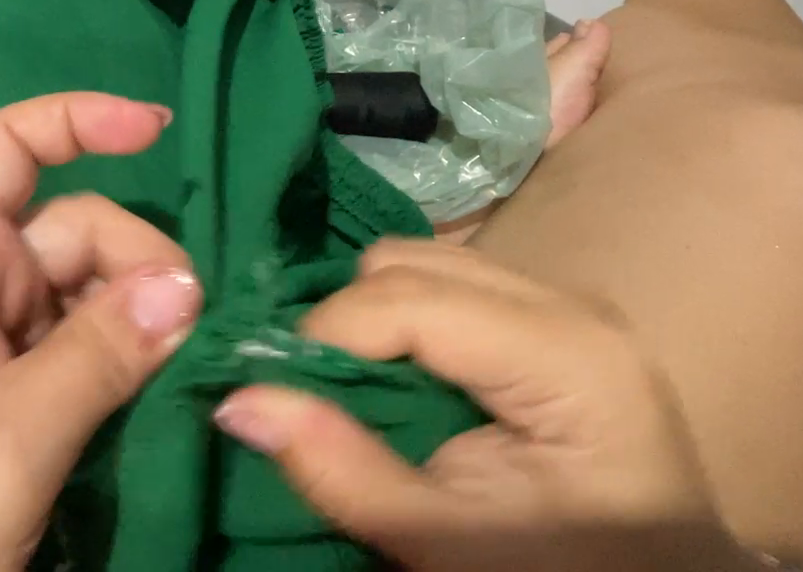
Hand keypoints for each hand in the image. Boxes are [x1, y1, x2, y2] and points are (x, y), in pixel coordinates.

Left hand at [0, 92, 203, 571]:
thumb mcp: (5, 434)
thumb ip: (98, 355)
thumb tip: (184, 288)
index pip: (8, 147)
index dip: (76, 120)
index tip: (158, 130)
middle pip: (78, 227)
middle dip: (139, 262)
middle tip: (191, 334)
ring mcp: (0, 338)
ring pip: (93, 291)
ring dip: (146, 317)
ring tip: (188, 369)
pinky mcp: (19, 391)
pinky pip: (90, 348)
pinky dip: (132, 359)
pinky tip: (171, 387)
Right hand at [213, 240, 763, 571]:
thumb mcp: (449, 545)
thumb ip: (341, 469)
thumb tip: (234, 399)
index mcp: (568, 356)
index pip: (405, 299)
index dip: (327, 336)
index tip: (288, 392)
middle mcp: (567, 302)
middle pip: (405, 264)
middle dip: (347, 321)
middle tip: (331, 393)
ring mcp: (559, 295)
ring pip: (413, 259)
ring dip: (370, 314)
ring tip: (368, 384)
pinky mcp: (541, 305)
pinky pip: (436, 276)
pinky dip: (397, 313)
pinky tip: (406, 368)